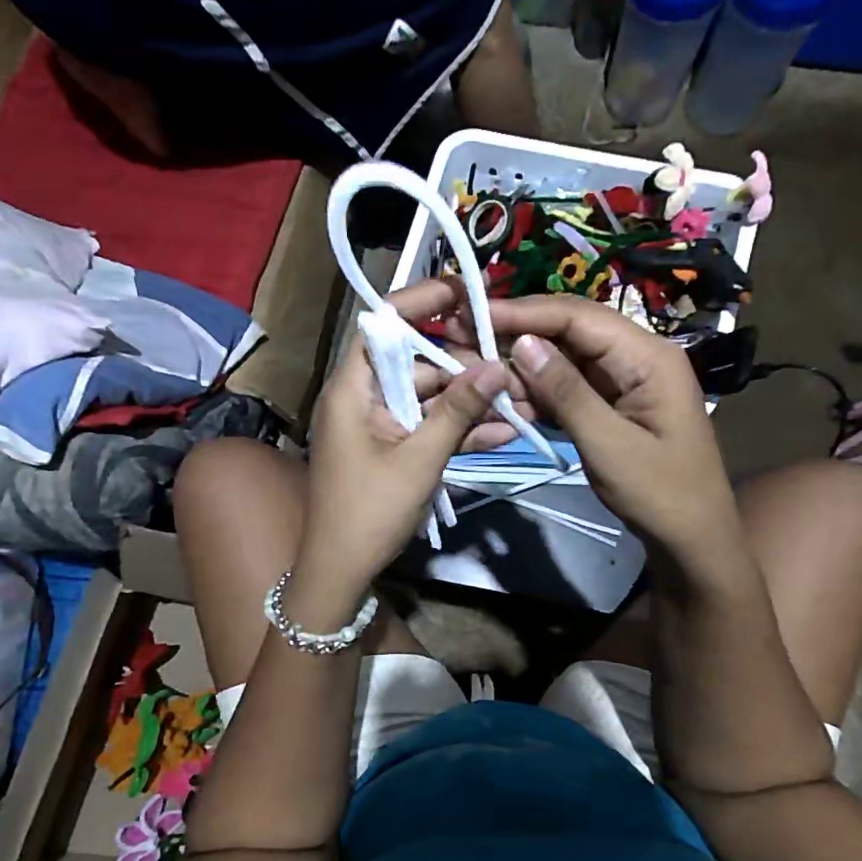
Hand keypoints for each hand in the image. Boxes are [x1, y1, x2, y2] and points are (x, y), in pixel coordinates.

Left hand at [294, 280, 509, 622]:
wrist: (341, 570)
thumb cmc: (370, 511)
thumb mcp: (420, 458)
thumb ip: (459, 411)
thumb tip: (499, 368)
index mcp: (353, 389)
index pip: (383, 324)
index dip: (423, 301)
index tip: (466, 290)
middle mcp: (363, 398)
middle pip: (416, 362)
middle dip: (465, 363)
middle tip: (509, 363)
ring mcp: (379, 425)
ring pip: (430, 398)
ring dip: (471, 402)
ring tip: (520, 402)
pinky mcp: (392, 449)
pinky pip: (428, 428)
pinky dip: (459, 431)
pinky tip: (502, 434)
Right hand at [489, 296, 746, 582]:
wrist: (691, 536)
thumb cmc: (660, 492)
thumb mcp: (610, 445)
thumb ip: (566, 393)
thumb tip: (523, 343)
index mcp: (648, 356)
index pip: (579, 317)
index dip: (526, 312)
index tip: (476, 313)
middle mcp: (637, 357)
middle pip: (570, 331)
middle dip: (519, 332)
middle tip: (465, 334)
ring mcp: (624, 381)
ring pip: (565, 359)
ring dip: (523, 366)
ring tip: (475, 368)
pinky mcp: (612, 404)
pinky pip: (569, 387)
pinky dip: (538, 393)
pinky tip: (505, 399)